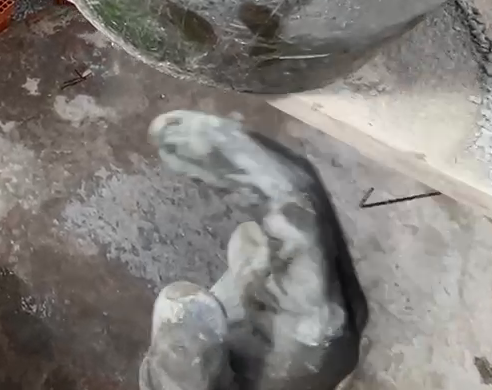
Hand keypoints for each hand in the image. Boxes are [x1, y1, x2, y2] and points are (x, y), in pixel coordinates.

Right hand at [140, 111, 365, 389]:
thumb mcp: (186, 388)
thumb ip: (188, 354)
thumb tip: (185, 296)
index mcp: (314, 315)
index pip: (301, 219)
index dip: (250, 170)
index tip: (185, 138)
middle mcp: (327, 286)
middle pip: (297, 191)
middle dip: (231, 149)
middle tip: (165, 129)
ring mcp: (312, 272)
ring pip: (287, 188)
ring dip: (229, 153)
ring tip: (168, 135)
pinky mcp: (291, 264)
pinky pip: (272, 199)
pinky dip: (229, 170)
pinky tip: (189, 159)